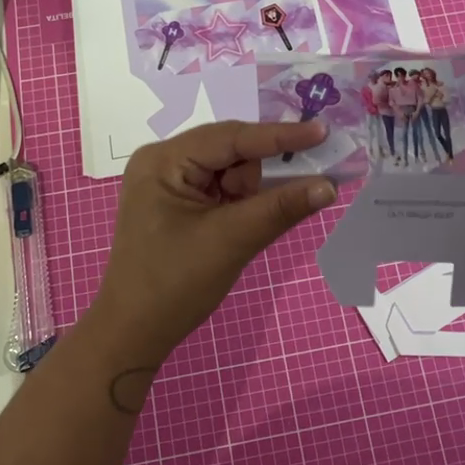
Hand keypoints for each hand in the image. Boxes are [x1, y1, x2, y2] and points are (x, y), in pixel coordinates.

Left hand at [87, 120, 336, 365]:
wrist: (134, 333)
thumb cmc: (174, 285)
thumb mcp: (231, 241)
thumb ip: (280, 208)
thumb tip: (329, 185)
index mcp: (163, 161)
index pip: (230, 137)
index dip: (279, 135)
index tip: (322, 131)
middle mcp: (163, 161)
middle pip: (231, 150)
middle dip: (262, 172)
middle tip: (299, 185)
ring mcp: (168, 181)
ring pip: (229, 170)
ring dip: (250, 192)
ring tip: (240, 228)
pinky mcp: (177, 202)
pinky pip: (220, 189)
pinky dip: (241, 202)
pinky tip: (246, 220)